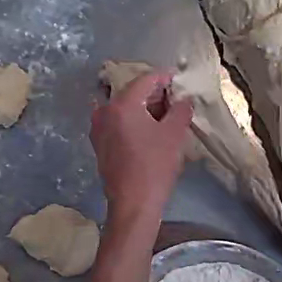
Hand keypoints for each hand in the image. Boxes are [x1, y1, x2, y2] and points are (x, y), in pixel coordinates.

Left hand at [91, 70, 194, 222]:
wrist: (133, 203)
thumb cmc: (155, 166)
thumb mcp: (174, 134)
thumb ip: (180, 110)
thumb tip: (183, 100)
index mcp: (121, 104)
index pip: (146, 80)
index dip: (165, 77)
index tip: (179, 79)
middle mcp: (104, 111)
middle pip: (132, 92)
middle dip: (154, 93)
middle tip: (175, 98)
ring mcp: (99, 129)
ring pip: (124, 108)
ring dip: (144, 108)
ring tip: (166, 115)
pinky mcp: (100, 144)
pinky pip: (118, 122)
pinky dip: (133, 120)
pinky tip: (150, 130)